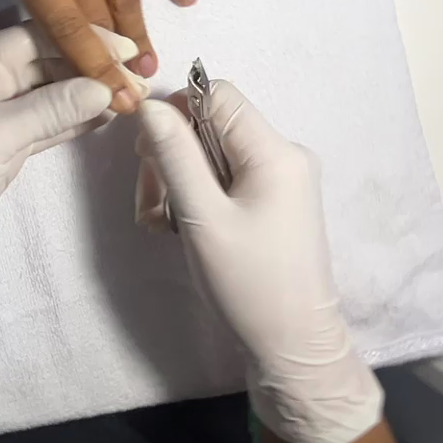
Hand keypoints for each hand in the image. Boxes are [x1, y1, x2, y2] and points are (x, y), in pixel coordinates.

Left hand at [0, 23, 136, 307]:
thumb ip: (51, 107)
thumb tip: (104, 85)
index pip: (36, 36)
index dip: (81, 39)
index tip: (127, 49)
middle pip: (47, 62)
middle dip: (90, 68)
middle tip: (138, 76)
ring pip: (52, 92)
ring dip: (88, 93)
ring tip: (133, 95)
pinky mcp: (7, 141)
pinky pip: (48, 121)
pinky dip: (75, 119)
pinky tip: (107, 115)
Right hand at [134, 83, 383, 442]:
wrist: (294, 348)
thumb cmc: (249, 283)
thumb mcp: (202, 217)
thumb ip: (174, 155)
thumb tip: (148, 105)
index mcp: (274, 152)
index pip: (216, 94)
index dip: (176, 112)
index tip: (148, 152)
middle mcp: (283, 155)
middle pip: (210, 123)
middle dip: (170, 153)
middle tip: (149, 200)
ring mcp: (280, 178)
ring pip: (211, 151)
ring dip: (177, 177)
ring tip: (159, 220)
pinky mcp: (272, 199)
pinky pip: (223, 174)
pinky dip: (195, 192)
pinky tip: (179, 224)